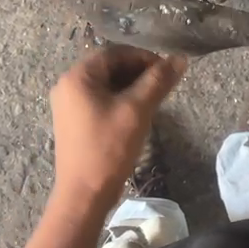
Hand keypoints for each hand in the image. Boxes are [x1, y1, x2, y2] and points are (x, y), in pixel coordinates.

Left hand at [49, 46, 186, 201]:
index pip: (114, 53)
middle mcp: (68, 86)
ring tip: (154, 99)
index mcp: (77, 77)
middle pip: (108, 67)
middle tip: (163, 85)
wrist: (84, 194)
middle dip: (138, 72)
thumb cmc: (108, 148)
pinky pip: (99, 101)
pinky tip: (137, 114)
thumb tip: (180, 58)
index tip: (167, 70)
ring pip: (105, 85)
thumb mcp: (137, 111)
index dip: (143, 57)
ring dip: (131, 87)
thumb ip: (158, 81)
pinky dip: (119, 101)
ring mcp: (68, 105)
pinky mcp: (73, 122)